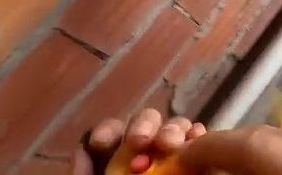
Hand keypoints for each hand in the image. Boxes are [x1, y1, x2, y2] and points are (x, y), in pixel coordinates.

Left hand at [73, 108, 206, 174]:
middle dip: (145, 124)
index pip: (113, 131)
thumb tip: (81, 149)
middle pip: (147, 121)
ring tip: (171, 143)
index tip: (100, 143)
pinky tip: (196, 138)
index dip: (108, 130)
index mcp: (115, 157)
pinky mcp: (197, 160)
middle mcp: (145, 150)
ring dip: (173, 129)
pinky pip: (200, 141)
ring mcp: (173, 154)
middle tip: (140, 141)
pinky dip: (199, 135)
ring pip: (175, 126)